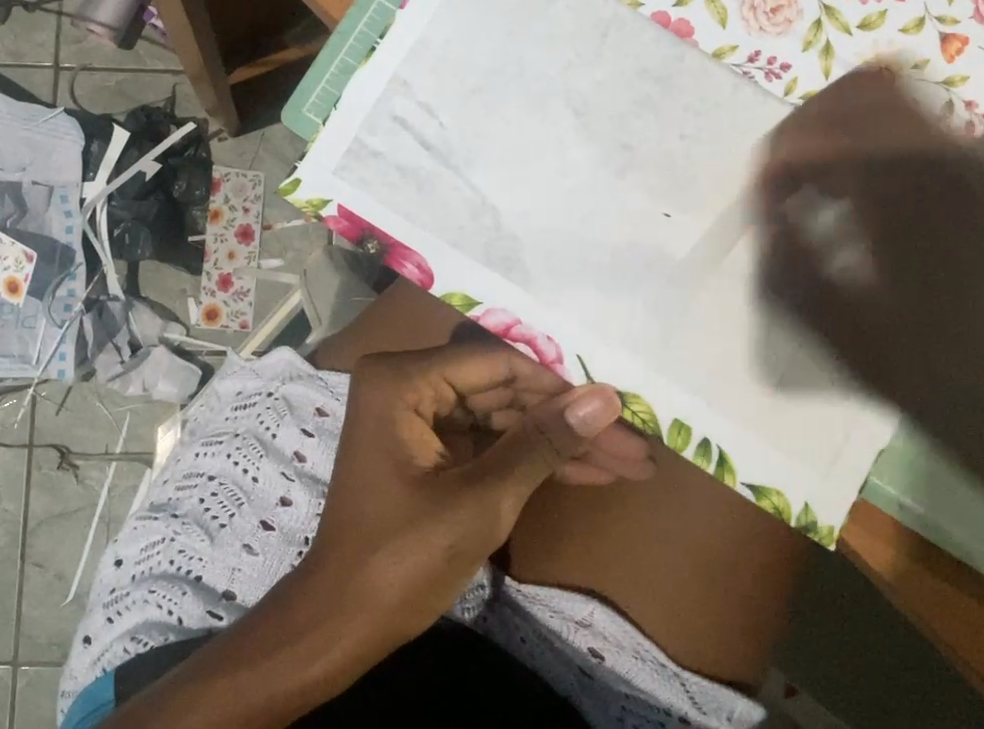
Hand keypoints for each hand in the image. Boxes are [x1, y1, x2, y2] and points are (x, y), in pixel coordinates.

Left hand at [298, 341, 652, 648]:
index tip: (622, 411)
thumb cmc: (404, 555)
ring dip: (558, 443)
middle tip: (637, 448)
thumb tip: (606, 399)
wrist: (346, 618)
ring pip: (500, 417)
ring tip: (629, 465)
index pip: (497, 364)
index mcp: (401, 379)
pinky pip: (485, 442)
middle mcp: (405, 384)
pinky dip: (530, 460)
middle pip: (501, 390)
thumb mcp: (482, 497)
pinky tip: (589, 473)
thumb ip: (542, 442)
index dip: (561, 388)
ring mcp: (415, 417)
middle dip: (567, 422)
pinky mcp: (426, 449)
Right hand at [756, 68, 983, 516]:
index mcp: (930, 201)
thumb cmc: (982, 416)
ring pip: (954, 146)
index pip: (852, 101)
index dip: (803, 131)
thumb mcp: (858, 351)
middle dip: (849, 150)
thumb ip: (793, 267)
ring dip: (910, 183)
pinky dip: (972, 207)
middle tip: (831, 206)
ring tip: (911, 258)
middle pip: (903, 104)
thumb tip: (768, 203)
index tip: (784, 180)